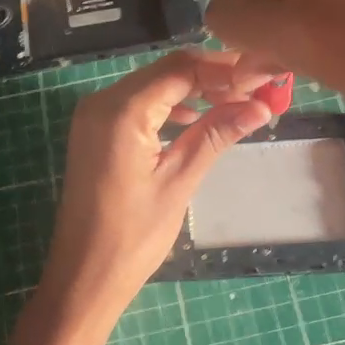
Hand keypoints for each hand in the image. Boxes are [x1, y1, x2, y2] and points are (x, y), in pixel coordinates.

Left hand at [42, 49, 276, 317]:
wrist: (83, 276)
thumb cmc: (132, 238)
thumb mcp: (179, 182)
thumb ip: (215, 135)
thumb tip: (258, 106)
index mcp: (122, 111)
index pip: (181, 70)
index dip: (224, 69)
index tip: (261, 76)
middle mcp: (102, 101)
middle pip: (166, 70)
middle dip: (211, 75)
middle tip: (255, 87)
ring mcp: (94, 114)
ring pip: (152, 83)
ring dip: (192, 88)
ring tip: (235, 101)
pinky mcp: (95, 129)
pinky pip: (137, 102)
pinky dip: (168, 103)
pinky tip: (197, 116)